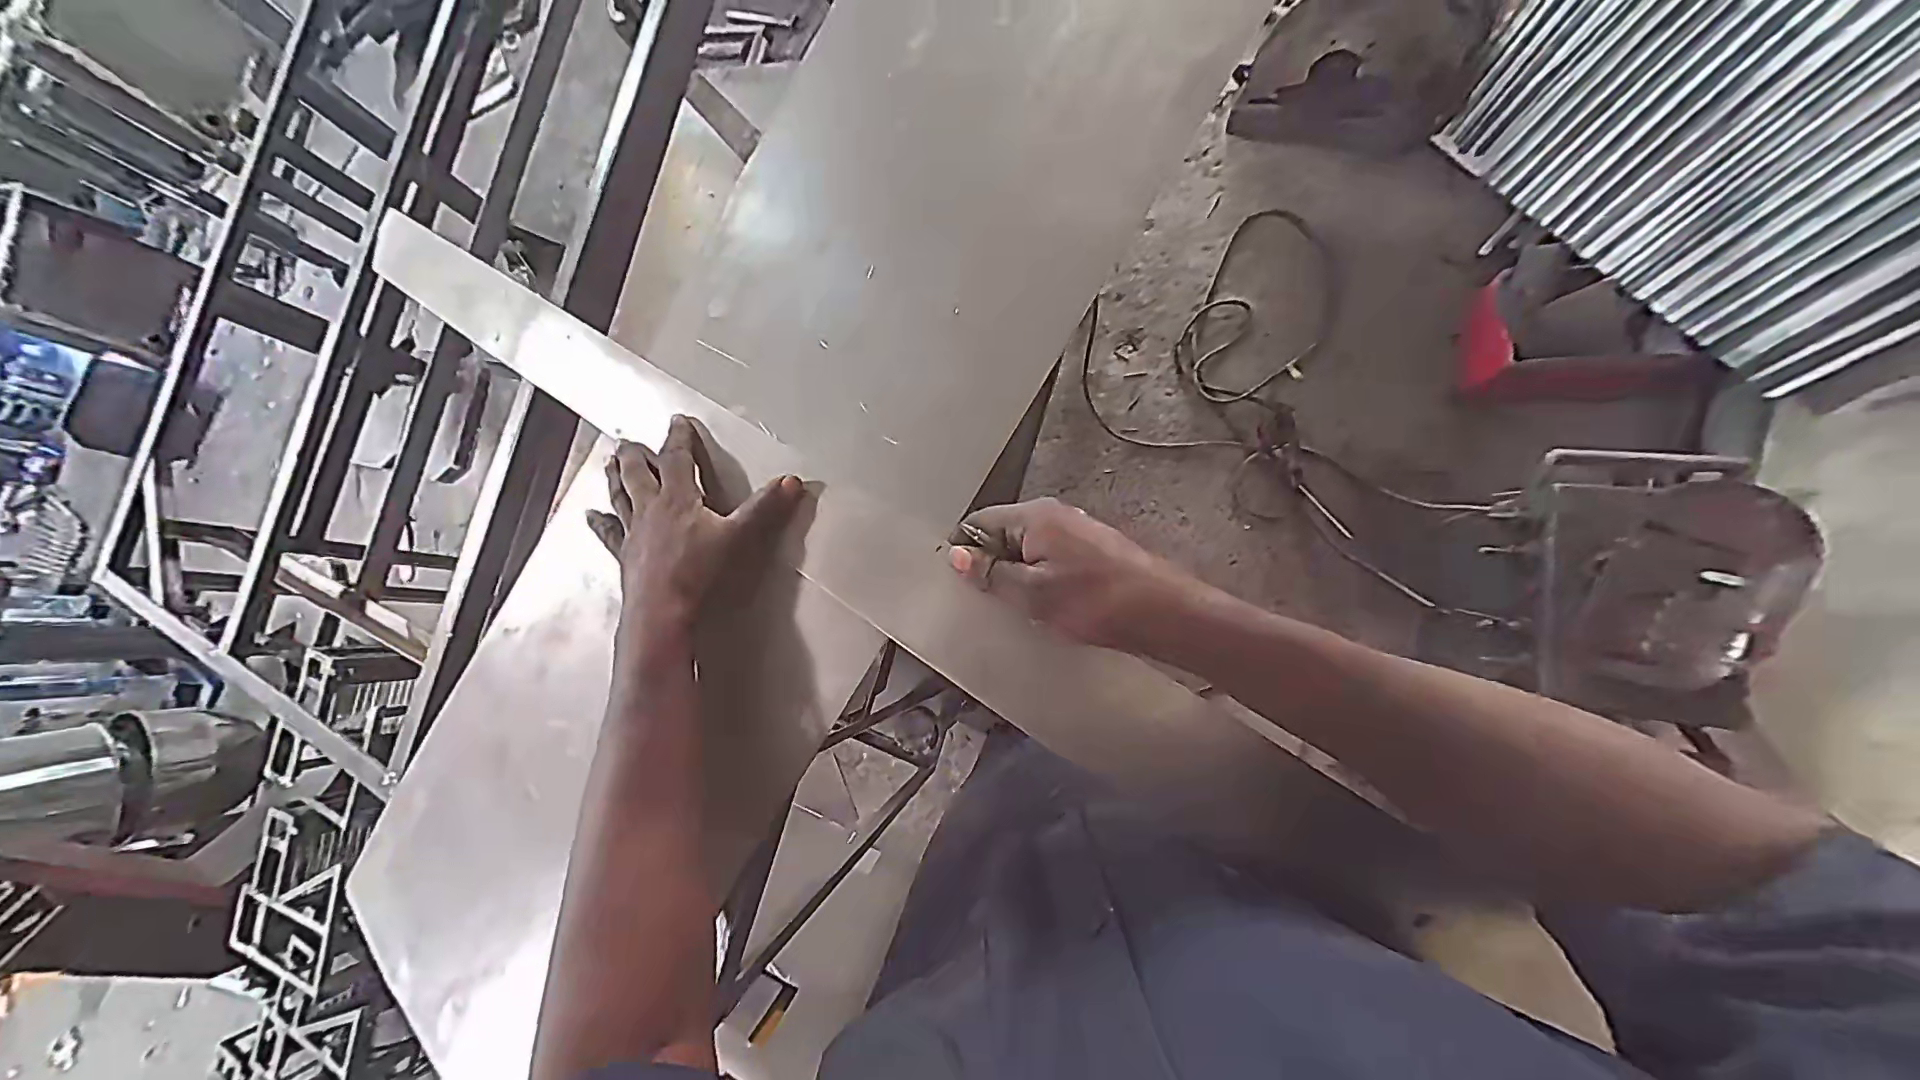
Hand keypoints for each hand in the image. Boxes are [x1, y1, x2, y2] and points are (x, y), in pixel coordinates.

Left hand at [587, 415, 802, 631]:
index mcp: (678, 499)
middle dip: (637, 455)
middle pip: (639, 473)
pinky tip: (590, 515)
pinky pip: (609, 532)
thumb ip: (766, 508)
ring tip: (610, 462)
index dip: (679, 438)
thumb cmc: (701, 573)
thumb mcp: (741, 537)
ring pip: (621, 496)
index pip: (677, 459)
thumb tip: (792, 481)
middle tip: (630, 442)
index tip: (677, 421)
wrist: (662, 613)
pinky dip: (599, 521)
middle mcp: (651, 510)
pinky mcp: (624, 556)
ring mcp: (633, 533)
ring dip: (616, 477)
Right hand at [949, 498, 1204, 654]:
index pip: (979, 521)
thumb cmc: (1096, 601)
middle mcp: (1055, 515)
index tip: (961, 583)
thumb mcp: (1031, 593)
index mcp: (1034, 516)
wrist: (1163, 612)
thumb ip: (991, 573)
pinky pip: (1051, 560)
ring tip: (1020, 608)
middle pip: (1003, 534)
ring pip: (1028, 550)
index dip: (964, 551)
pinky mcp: (1092, 551)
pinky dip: (1042, 580)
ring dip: (1018, 576)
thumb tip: (958, 555)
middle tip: (991, 601)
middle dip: (992, 565)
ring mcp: (1076, 532)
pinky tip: (1048, 606)